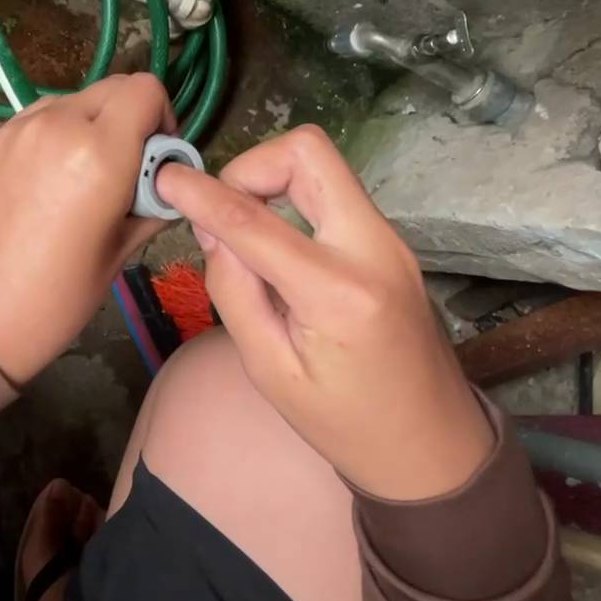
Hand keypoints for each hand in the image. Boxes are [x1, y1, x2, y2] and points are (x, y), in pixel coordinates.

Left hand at [0, 74, 175, 384]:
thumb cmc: (51, 298)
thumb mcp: (119, 255)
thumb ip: (151, 204)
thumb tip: (165, 183)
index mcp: (98, 152)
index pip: (146, 90)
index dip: (162, 118)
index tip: (156, 159)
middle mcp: (56, 125)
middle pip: (112, 87)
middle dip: (130, 119)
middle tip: (126, 170)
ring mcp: (17, 128)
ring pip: (73, 100)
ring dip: (91, 125)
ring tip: (81, 178)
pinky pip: (38, 119)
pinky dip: (55, 135)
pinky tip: (46, 183)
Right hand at [153, 125, 492, 500]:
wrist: (435, 448)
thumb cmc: (345, 424)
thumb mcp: (269, 370)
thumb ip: (233, 290)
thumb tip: (212, 229)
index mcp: (339, 294)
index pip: (254, 222)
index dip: (201, 194)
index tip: (165, 179)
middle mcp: (373, 249)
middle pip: (307, 152)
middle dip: (249, 166)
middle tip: (222, 211)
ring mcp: (388, 240)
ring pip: (320, 163)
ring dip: (269, 179)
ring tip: (244, 231)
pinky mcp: (388, 241)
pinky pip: (330, 190)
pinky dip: (288, 196)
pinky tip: (272, 243)